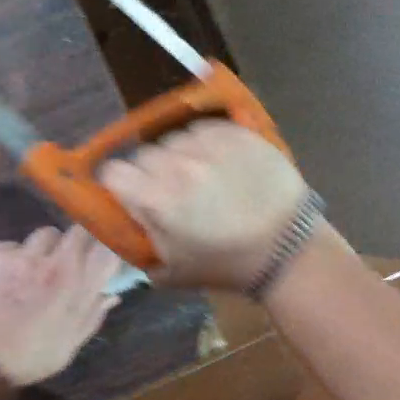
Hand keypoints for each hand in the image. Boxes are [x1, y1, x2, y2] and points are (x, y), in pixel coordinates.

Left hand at [0, 226, 124, 387]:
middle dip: (79, 242)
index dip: (108, 248)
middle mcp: (55, 265)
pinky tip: (6, 276)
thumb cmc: (25, 360)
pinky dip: (15, 256)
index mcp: (77, 290)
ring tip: (36, 268)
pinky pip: (15, 245)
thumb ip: (91, 317)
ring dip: (47, 247)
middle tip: (70, 260)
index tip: (102, 257)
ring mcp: (24, 256)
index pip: (107, 249)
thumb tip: (111, 295)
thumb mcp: (67, 348)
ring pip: (47, 234)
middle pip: (79, 231)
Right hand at [100, 120, 307, 289]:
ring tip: (197, 174)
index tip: (128, 193)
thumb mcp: (169, 270)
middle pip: (142, 155)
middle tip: (168, 189)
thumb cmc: (225, 264)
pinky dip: (203, 143)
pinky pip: (202, 129)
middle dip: (149, 171)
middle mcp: (176, 165)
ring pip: (172, 140)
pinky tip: (217, 162)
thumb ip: (137, 245)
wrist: (288, 249)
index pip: (112, 172)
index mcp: (156, 199)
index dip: (117, 183)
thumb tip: (121, 227)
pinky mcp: (234, 133)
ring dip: (177, 155)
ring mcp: (207, 146)